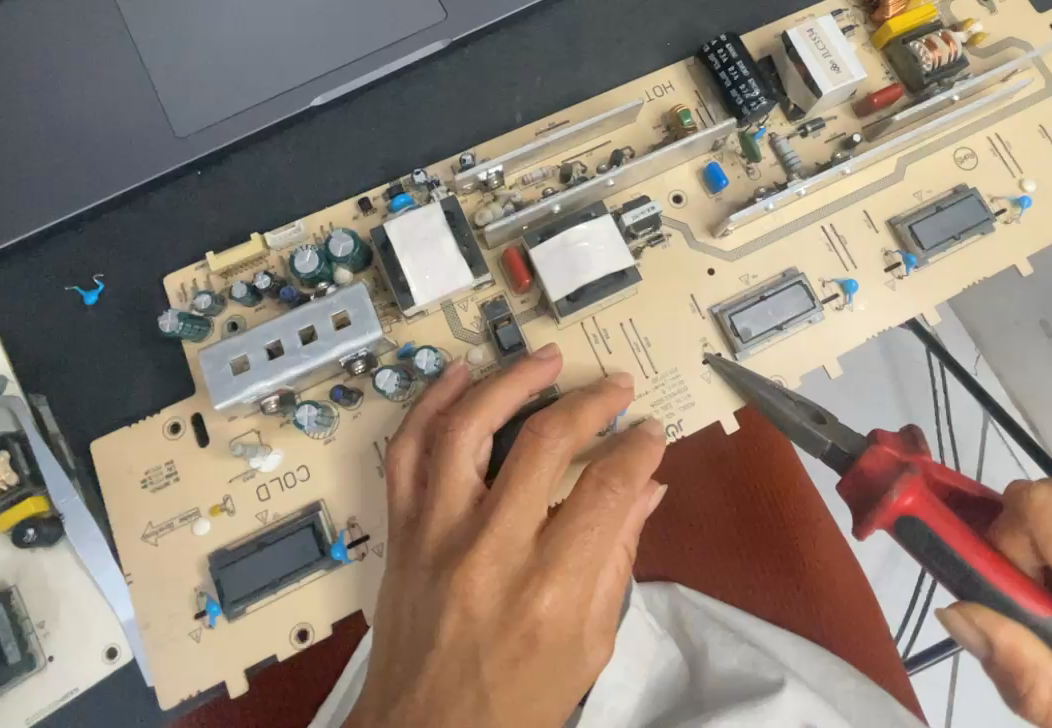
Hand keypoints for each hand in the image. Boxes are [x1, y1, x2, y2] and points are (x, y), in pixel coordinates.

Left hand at [343, 344, 666, 727]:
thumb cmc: (519, 702)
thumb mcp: (591, 645)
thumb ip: (619, 556)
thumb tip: (647, 486)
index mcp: (552, 590)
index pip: (607, 489)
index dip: (637, 447)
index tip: (650, 429)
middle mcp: (492, 552)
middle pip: (544, 444)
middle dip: (591, 402)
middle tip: (617, 386)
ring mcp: (437, 535)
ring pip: (467, 430)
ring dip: (511, 381)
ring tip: (547, 357)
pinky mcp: (402, 531)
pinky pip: (406, 452)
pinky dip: (431, 404)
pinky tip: (461, 374)